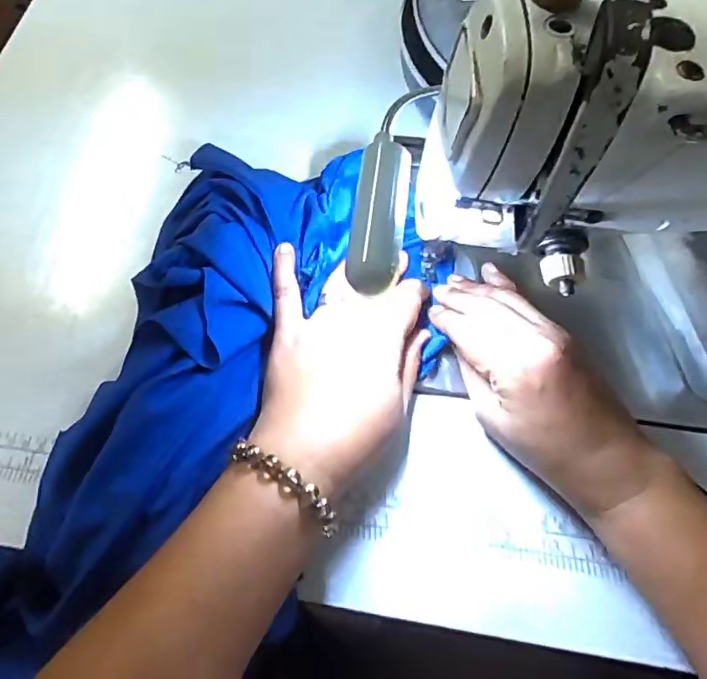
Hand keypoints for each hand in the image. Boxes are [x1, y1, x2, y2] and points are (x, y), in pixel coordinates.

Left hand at [247, 243, 428, 499]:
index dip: (417, 292)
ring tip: (364, 263)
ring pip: (339, 287)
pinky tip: (284, 248)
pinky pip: (286, 294)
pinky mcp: (288, 332)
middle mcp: (352, 317)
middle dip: (389, 279)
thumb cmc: (358, 438)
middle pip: (375, 290)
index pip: (406, 298)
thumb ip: (410, 362)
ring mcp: (317, 322)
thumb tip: (422, 329)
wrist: (298, 460)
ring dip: (353, 274)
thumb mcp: (398, 406)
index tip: (423, 294)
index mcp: (384, 333)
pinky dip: (284, 269)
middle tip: (398, 266)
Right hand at [429, 263, 669, 519]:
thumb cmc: (543, 450)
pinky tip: (490, 275)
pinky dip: (507, 287)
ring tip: (455, 281)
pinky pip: (527, 302)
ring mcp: (552, 331)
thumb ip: (471, 371)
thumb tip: (456, 340)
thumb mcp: (493, 418)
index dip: (446, 318)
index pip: (470, 329)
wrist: (602, 455)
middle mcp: (535, 338)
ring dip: (479, 289)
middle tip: (437, 289)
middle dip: (459, 297)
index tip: (429, 311)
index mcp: (515, 366)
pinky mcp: (561, 331)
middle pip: (488, 308)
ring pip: (507, 300)